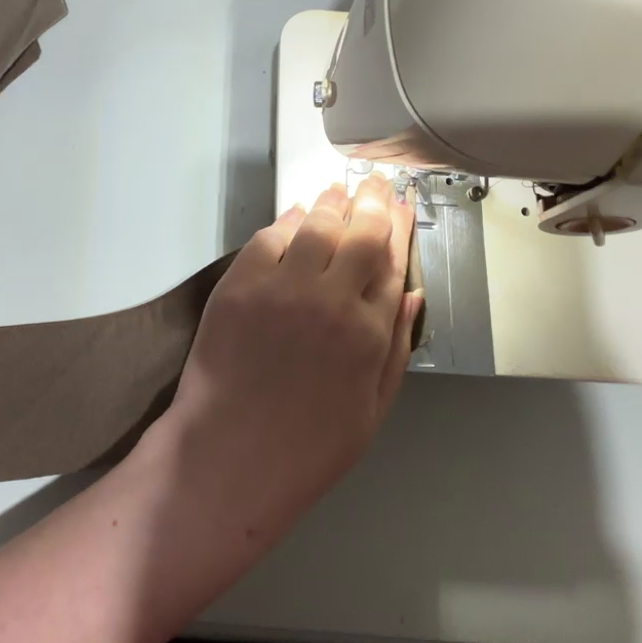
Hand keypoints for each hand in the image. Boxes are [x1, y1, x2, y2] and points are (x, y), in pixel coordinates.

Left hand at [157, 175, 421, 526]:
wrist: (229, 458)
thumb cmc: (307, 448)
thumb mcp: (373, 410)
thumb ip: (397, 349)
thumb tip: (412, 296)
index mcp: (369, 333)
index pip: (393, 262)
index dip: (401, 229)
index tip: (404, 207)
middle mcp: (330, 300)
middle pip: (360, 233)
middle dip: (373, 202)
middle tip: (377, 184)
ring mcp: (281, 288)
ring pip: (315, 226)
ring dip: (332, 203)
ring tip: (339, 191)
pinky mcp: (239, 286)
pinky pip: (268, 238)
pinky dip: (286, 222)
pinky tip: (295, 215)